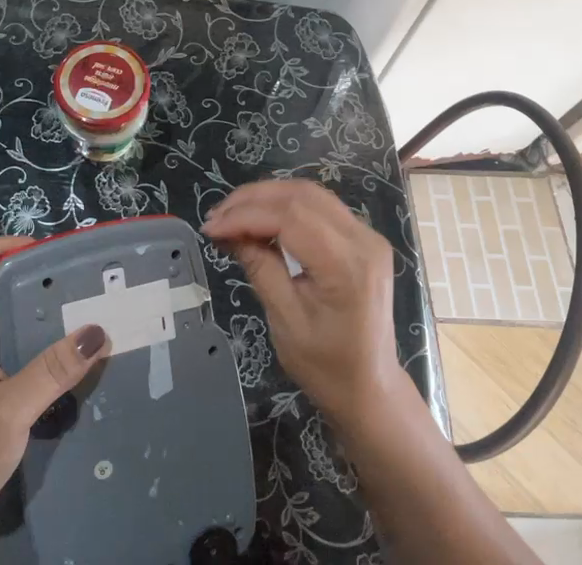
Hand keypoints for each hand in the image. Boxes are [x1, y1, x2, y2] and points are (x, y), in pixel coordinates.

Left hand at [0, 237, 108, 556]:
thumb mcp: (11, 415)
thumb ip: (52, 371)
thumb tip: (96, 330)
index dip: (14, 245)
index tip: (55, 255)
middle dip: (30, 280)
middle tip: (75, 292)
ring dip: (23, 309)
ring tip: (66, 321)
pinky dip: (11, 335)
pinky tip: (39, 359)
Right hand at [201, 180, 400, 424]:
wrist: (370, 387)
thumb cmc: (326, 365)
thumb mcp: (285, 321)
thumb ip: (260, 268)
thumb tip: (227, 232)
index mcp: (347, 266)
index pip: (291, 218)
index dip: (246, 216)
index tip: (211, 228)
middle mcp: (364, 241)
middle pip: (302, 196)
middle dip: (253, 200)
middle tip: (217, 216)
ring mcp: (368, 237)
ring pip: (311, 194)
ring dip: (268, 198)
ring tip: (232, 215)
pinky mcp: (364, 239)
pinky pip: (321, 207)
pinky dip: (286, 207)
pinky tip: (261, 219)